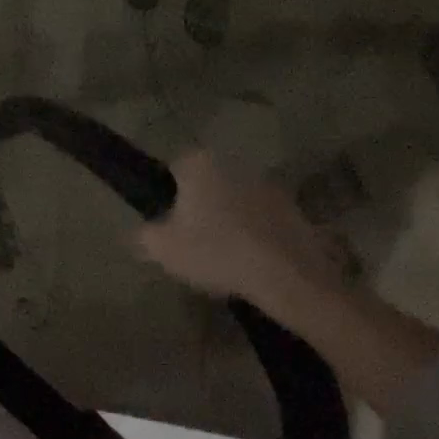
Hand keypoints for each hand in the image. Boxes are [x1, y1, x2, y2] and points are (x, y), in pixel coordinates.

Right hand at [137, 150, 341, 303]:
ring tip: (227, 256)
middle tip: (196, 241)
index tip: (170, 224)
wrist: (287, 275)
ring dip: (231, 218)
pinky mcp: (294, 208)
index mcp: (198, 164)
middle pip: (208, 182)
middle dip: (202, 205)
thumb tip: (144, 233)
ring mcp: (267, 184)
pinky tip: (254, 261)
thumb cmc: (216, 252)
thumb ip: (145, 235)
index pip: (173, 169)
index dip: (168, 196)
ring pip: (237, 199)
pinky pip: (264, 218)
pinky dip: (258, 233)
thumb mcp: (164, 249)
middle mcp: (233, 163)